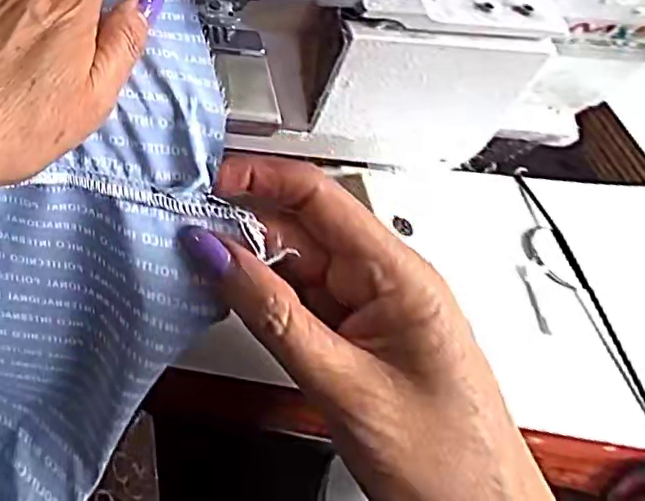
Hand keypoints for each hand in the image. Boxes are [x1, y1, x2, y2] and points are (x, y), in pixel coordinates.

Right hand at [181, 155, 548, 500]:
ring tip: (202, 264)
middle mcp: (381, 278)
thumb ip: (272, 314)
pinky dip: (261, 294)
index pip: (318, 194)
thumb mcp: (344, 385)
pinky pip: (297, 296)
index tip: (213, 179)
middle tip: (192, 229)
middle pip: (298, 225)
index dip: (261, 176)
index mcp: (397, 273)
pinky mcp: (352, 332)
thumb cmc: (452, 468)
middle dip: (243, 223)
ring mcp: (365, 305)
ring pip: (293, 261)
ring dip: (248, 261)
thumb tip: (217, 254)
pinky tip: (233, 297)